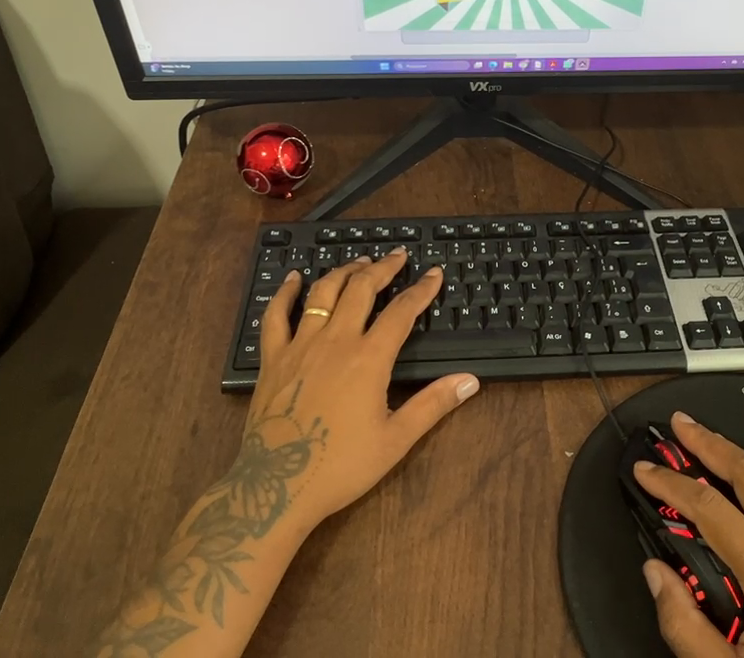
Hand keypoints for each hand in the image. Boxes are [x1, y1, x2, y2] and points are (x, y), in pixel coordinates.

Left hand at [243, 248, 479, 537]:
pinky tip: (294, 278)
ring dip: (344, 272)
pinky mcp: (272, 358)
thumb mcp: (395, 439)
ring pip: (323, 293)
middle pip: (361, 289)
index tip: (434, 274)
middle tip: (398, 256)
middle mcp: (335, 341)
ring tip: (359, 262)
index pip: (401, 312)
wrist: (277, 487)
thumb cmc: (341, 466)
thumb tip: (470, 380)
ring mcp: (300, 346)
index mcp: (369, 359)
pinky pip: (276, 315)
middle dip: (383, 268)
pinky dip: (286, 292)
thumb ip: (433, 405)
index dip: (421, 290)